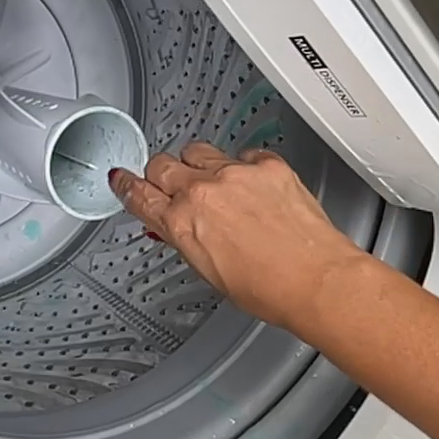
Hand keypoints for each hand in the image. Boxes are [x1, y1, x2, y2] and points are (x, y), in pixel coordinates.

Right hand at [110, 142, 371, 330]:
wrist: (317, 279)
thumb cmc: (269, 288)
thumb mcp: (209, 272)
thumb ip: (186, 239)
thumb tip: (177, 228)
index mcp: (181, 223)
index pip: (139, 195)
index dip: (126, 186)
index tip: (122, 179)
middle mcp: (203, 191)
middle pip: (162, 165)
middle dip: (162, 175)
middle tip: (169, 183)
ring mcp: (235, 173)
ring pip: (197, 150)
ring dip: (197, 164)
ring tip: (212, 181)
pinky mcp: (267, 164)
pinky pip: (242, 153)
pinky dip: (242, 165)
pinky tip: (250, 183)